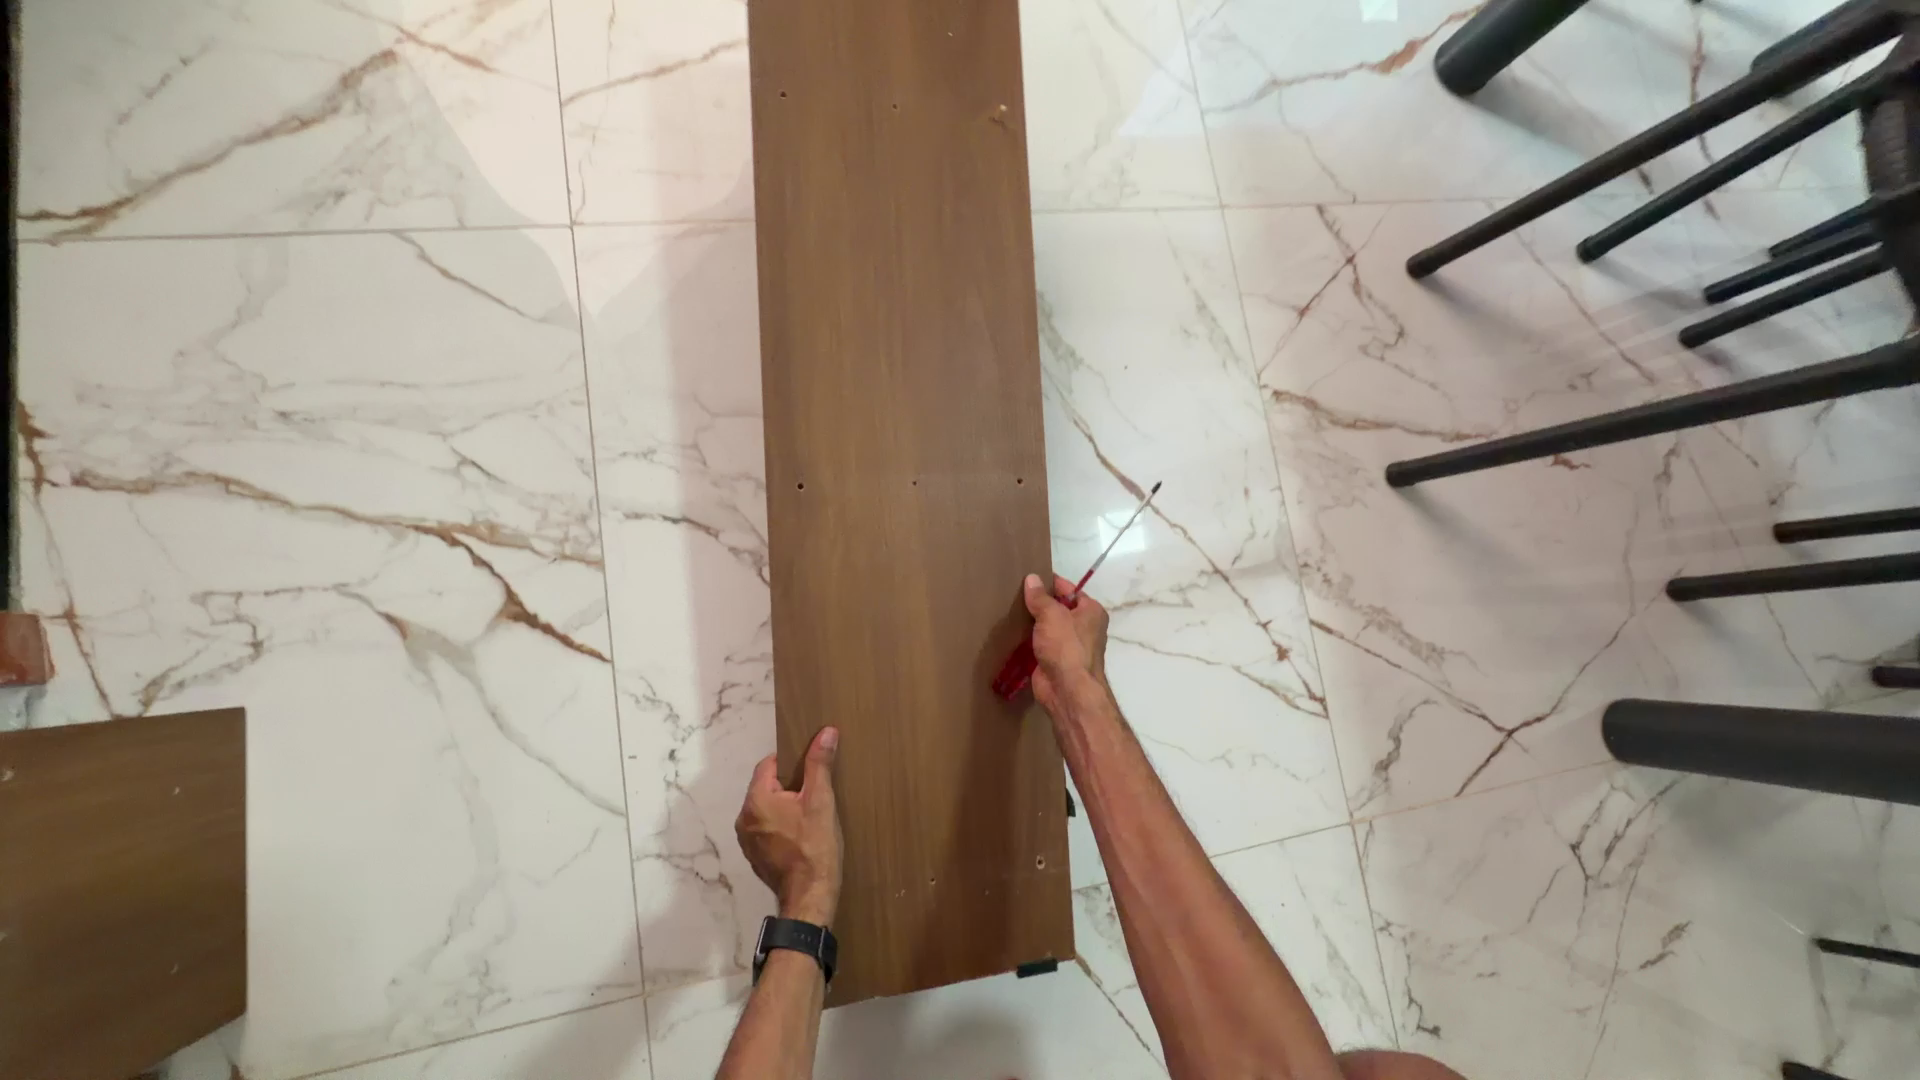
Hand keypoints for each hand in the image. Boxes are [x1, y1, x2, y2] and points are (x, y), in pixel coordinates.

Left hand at [736, 726, 842, 925]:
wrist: (810, 897)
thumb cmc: (815, 846)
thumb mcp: (821, 801)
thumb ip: (819, 764)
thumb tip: (826, 732)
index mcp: (756, 800)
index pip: (768, 764)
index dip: (791, 761)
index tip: (811, 769)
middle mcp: (743, 818)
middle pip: (766, 786)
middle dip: (789, 785)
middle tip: (815, 792)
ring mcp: (746, 840)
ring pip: (766, 808)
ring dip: (784, 806)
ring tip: (809, 813)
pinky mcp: (754, 856)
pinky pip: (766, 828)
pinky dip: (780, 825)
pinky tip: (801, 834)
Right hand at [1022, 573, 1110, 716]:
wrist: (1067, 689)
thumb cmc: (1066, 646)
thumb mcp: (1052, 615)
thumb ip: (1040, 597)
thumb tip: (1031, 578)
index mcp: (1091, 611)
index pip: (1069, 589)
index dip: (1049, 582)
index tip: (1028, 576)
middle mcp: (1084, 627)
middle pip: (1058, 608)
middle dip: (1038, 603)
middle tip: (1013, 592)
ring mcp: (1069, 645)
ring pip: (1047, 627)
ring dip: (1032, 622)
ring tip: (1008, 609)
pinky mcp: (1055, 660)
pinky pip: (1040, 644)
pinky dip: (1028, 639)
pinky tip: (1011, 631)